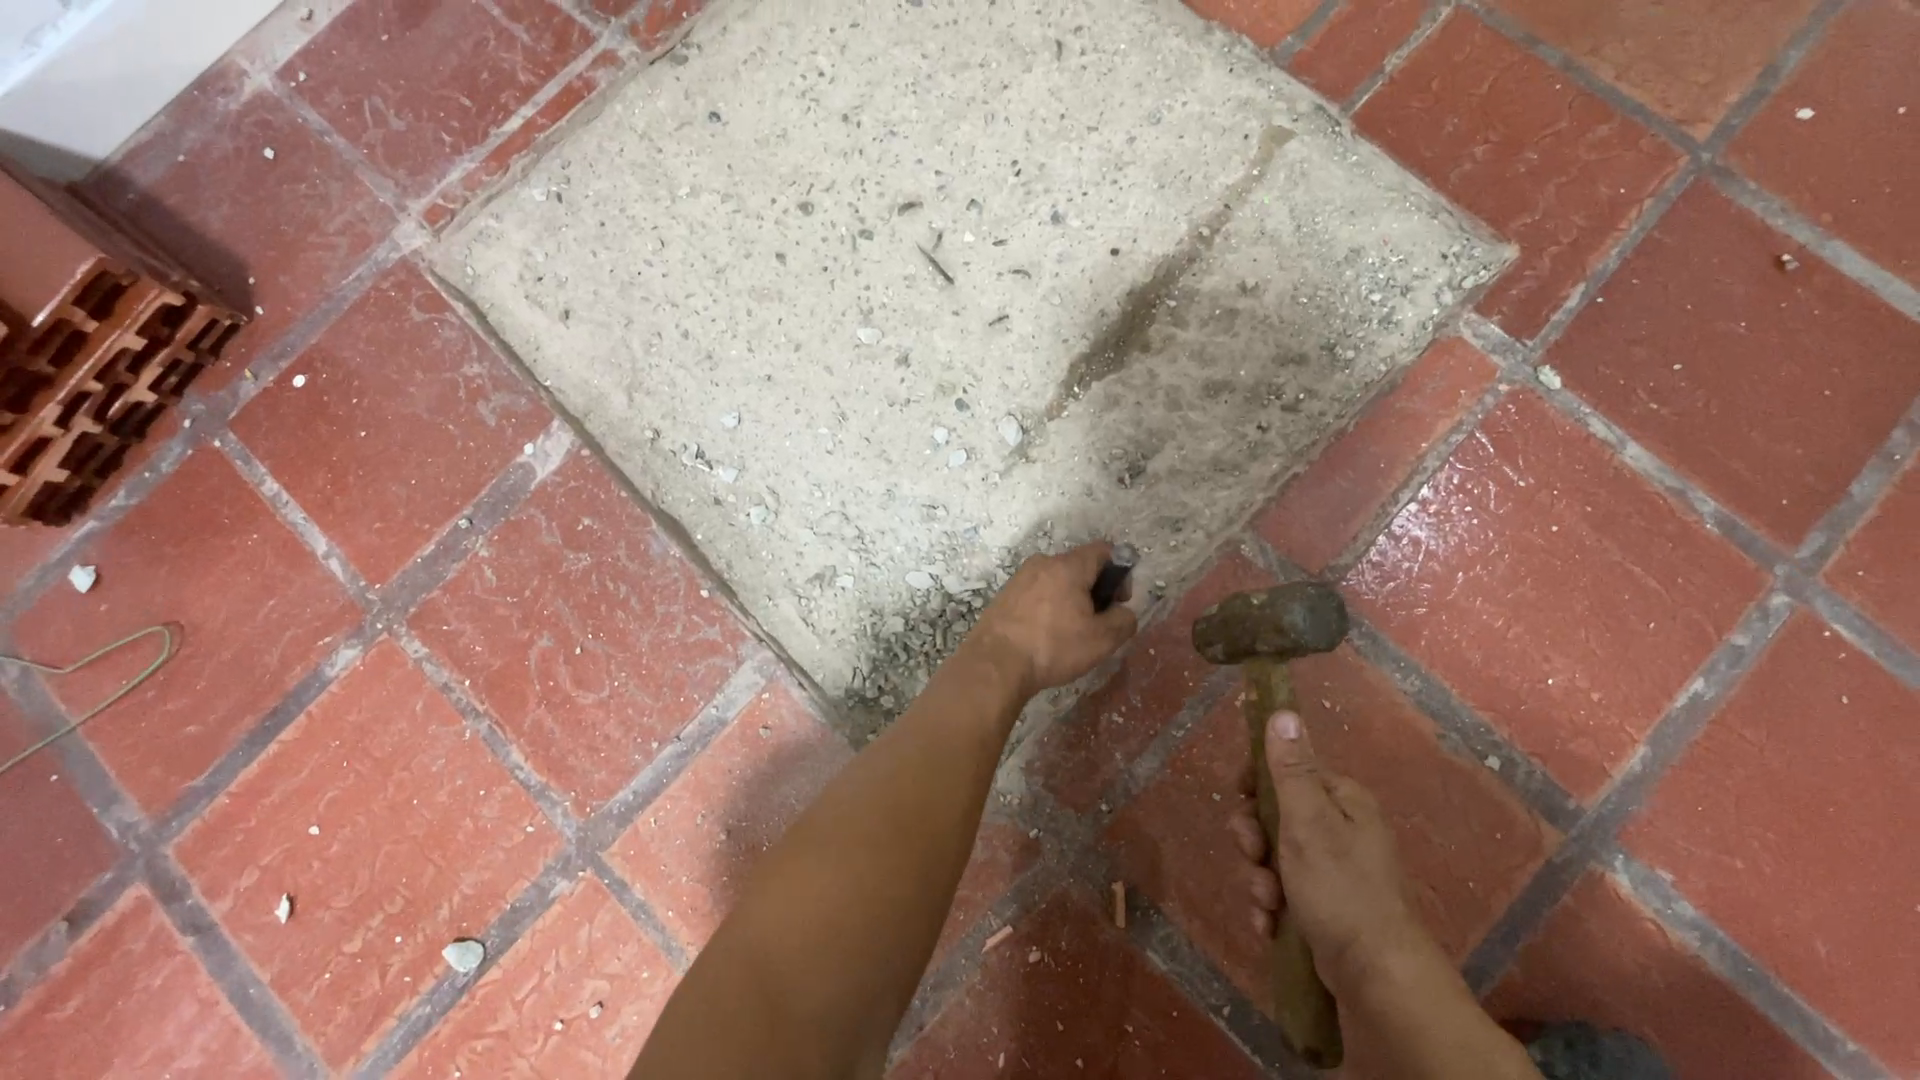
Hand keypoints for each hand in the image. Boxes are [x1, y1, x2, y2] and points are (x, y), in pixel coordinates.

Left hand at [965, 542, 1138, 695]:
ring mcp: (1019, 578)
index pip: (1104, 551)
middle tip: (1095, 623)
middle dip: (1094, 590)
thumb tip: (1123, 612)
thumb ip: (1123, 620)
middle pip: (1079, 567)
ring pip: (1056, 582)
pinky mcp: (1004, 596)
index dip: (1120, 574)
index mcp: (1068, 566)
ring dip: (1070, 601)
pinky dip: (1047, 608)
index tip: (1118, 602)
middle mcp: (1042, 563)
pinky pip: (1036, 594)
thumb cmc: (1053, 648)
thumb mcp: (1102, 640)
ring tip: (1069, 634)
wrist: (995, 664)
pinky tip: (1045, 636)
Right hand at [1228, 711, 1441, 993]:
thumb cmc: (1340, 889)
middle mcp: (1341, 829)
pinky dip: (1271, 906)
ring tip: (1267, 903)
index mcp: (1342, 800)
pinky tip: (1269, 924)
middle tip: (1253, 857)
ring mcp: (1333, 869)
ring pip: (1273, 857)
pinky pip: (1283, 891)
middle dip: (1255, 840)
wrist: (1375, 974)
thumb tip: (1284, 712)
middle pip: (1275, 815)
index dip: (1257, 782)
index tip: (1239, 799)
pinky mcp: (1325, 905)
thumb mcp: (1308, 822)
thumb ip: (1291, 768)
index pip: (1289, 769)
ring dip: (1259, 879)